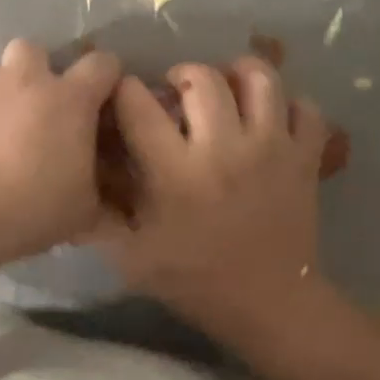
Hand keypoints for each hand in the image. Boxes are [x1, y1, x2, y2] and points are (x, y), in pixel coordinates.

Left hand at [0, 39, 121, 257]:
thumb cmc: (31, 211)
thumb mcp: (84, 210)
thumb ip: (95, 181)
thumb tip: (95, 177)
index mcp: (69, 100)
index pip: (101, 65)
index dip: (104, 78)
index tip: (98, 102)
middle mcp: (23, 81)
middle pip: (32, 51)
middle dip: (35, 73)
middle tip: (34, 112)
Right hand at [94, 56, 334, 338]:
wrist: (268, 304)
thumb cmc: (193, 280)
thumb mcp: (129, 255)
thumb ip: (98, 215)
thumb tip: (74, 180)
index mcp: (174, 171)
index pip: (138, 104)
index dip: (123, 91)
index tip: (122, 99)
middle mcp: (223, 148)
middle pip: (202, 78)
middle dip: (181, 75)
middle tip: (175, 94)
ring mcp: (270, 148)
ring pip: (260, 79)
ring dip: (237, 75)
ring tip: (226, 90)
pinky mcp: (305, 158)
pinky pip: (305, 108)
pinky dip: (289, 104)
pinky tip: (268, 118)